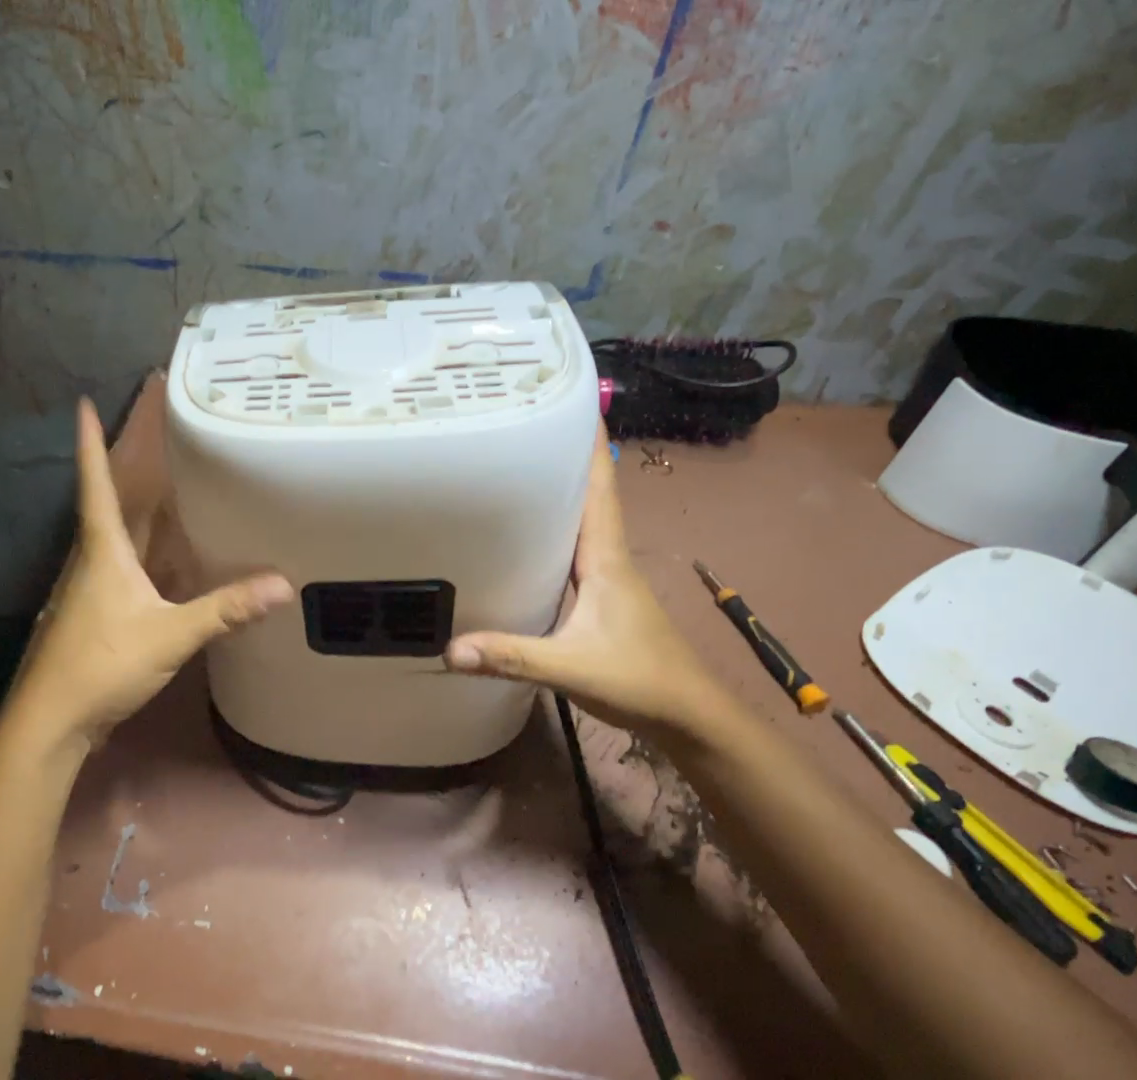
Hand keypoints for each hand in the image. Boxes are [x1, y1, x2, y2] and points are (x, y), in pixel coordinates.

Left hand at [8, 378, 294, 746]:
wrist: (54, 720)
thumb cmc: (103, 663)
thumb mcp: (171, 634)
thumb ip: (224, 609)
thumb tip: (283, 584)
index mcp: (103, 550)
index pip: (96, 483)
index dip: (89, 443)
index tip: (82, 403)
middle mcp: (93, 561)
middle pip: (111, 504)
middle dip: (126, 469)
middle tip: (153, 434)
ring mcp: (92, 590)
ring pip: (120, 539)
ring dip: (141, 513)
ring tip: (173, 488)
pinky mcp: (98, 616)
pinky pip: (128, 571)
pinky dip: (150, 557)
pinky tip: (175, 562)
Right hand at [443, 425, 728, 732]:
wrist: (687, 717)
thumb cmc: (640, 680)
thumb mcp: (572, 667)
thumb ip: (512, 657)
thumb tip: (448, 649)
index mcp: (605, 557)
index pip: (599, 486)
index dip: (587, 440)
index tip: (568, 396)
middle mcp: (605, 557)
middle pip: (585, 492)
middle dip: (559, 454)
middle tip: (518, 422)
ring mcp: (603, 577)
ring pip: (577, 520)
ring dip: (554, 490)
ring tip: (511, 466)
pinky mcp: (596, 597)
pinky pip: (568, 549)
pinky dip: (547, 531)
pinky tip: (518, 538)